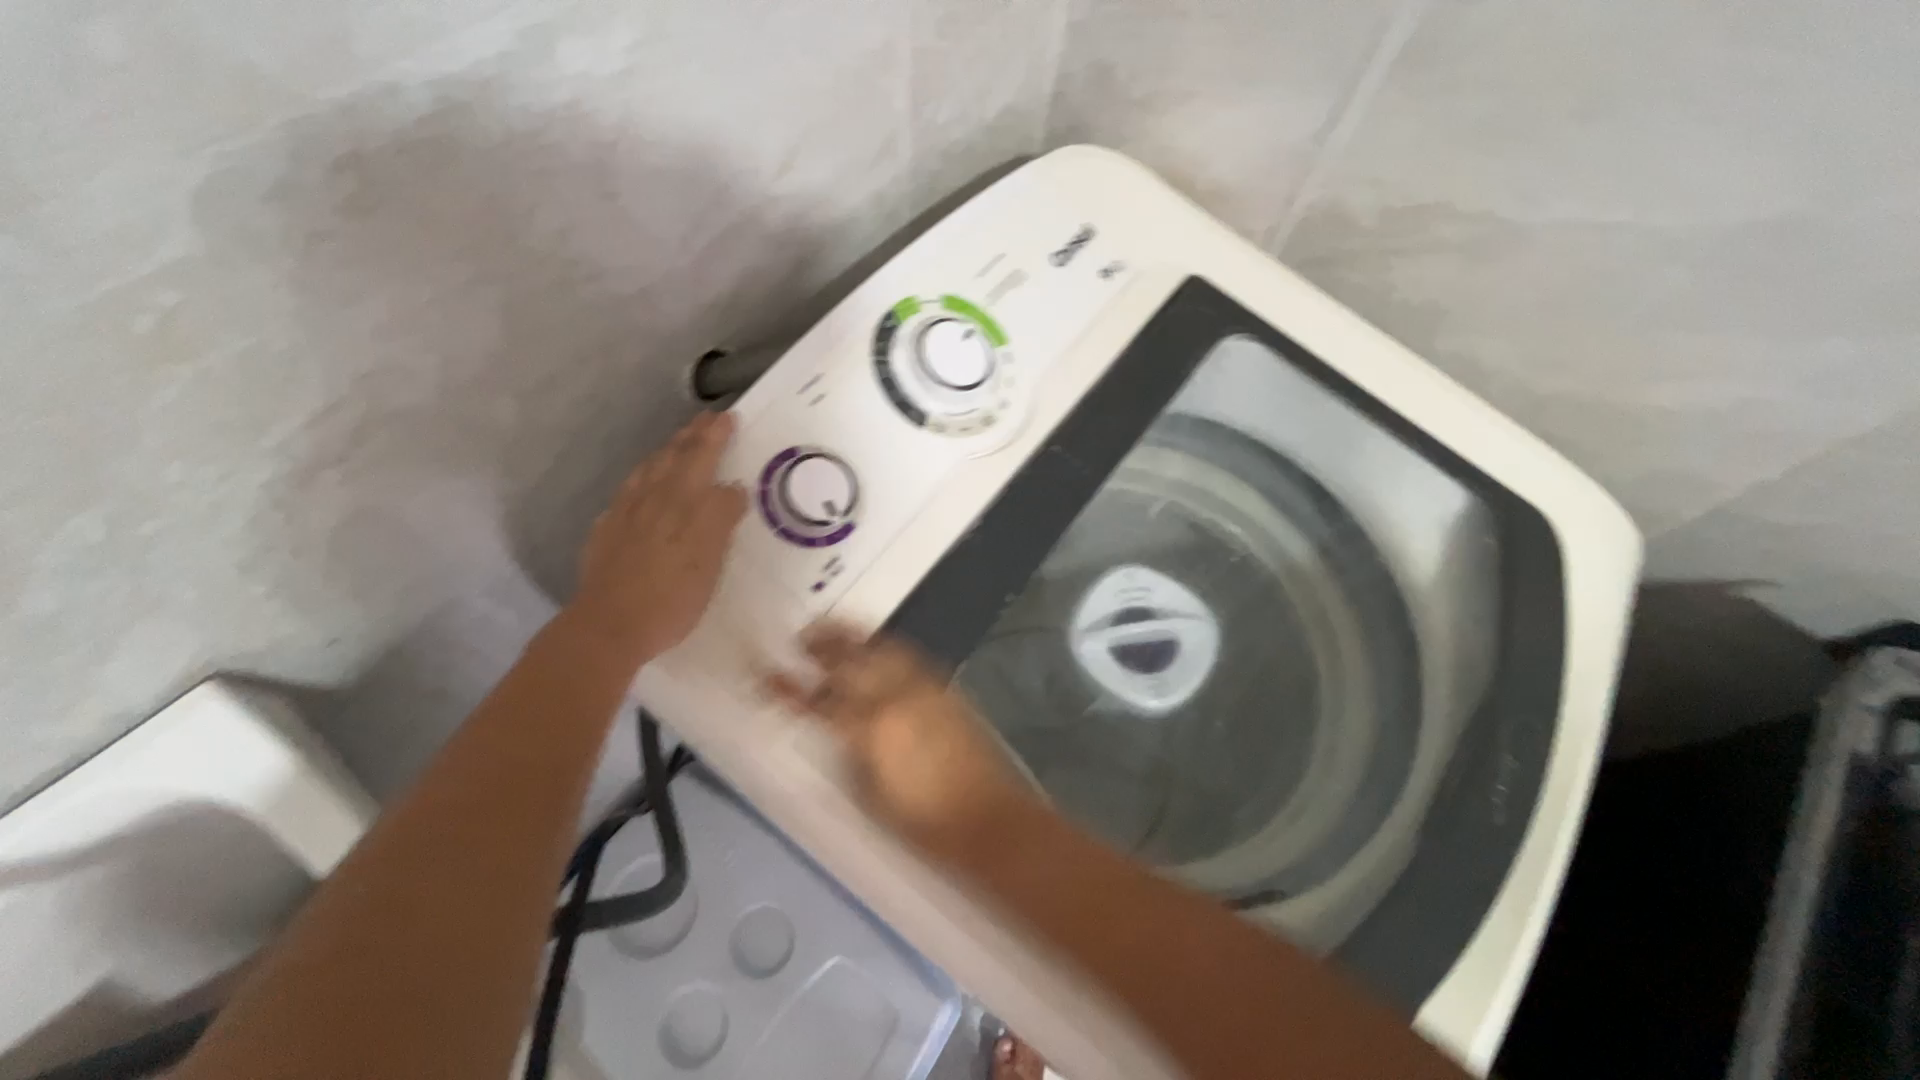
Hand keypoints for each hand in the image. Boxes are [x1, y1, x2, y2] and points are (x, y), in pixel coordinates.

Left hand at [565, 410, 747, 669]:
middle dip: (693, 435)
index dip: (717, 438)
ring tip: (677, 444)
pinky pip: (627, 492)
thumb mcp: (711, 562)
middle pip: (675, 457)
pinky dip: (642, 479)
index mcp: (685, 503)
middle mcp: (654, 499)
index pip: (704, 459)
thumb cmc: (671, 598)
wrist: (609, 625)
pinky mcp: (606, 531)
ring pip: (648, 470)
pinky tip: (641, 488)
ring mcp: (625, 513)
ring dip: (666, 452)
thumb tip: (732, 488)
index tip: (728, 419)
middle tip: (707, 419)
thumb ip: (720, 519)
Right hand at [765, 623, 1035, 854]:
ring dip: (856, 638)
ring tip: (836, 633)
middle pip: (853, 658)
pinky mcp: (949, 691)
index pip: (819, 701)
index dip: (788, 690)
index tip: (767, 676)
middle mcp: (897, 696)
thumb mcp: (869, 796)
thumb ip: (849, 755)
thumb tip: (838, 731)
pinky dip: (887, 649)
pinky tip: (879, 654)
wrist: (991, 819)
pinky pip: (910, 658)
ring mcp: (926, 689)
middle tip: (801, 638)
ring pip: (884, 648)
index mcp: (871, 728)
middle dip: (823, 643)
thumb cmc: (923, 822)